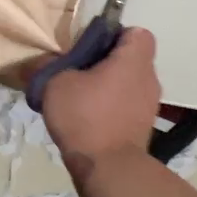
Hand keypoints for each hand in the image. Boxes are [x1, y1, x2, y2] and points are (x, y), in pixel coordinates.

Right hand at [39, 27, 160, 167]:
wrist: (107, 164)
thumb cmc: (83, 114)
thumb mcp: (55, 83)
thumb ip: (52, 65)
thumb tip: (48, 60)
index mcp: (132, 62)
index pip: (137, 33)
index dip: (114, 34)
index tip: (89, 45)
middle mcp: (148, 78)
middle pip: (131, 58)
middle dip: (105, 60)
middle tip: (76, 68)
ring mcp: (149, 103)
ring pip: (128, 81)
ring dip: (107, 83)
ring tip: (79, 94)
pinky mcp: (142, 123)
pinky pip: (126, 101)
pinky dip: (110, 102)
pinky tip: (88, 114)